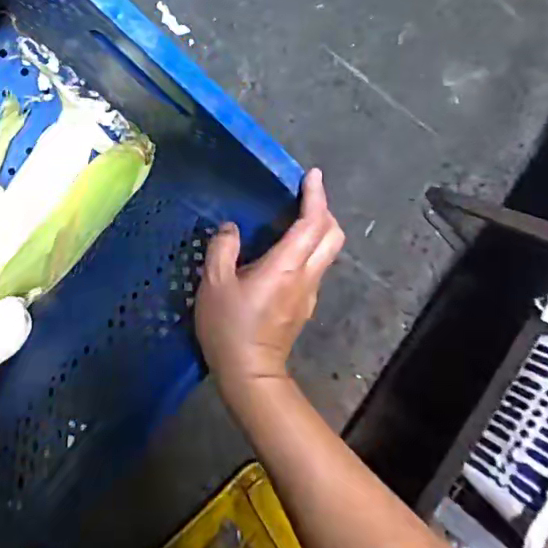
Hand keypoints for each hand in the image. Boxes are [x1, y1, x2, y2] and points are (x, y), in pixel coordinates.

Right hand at [195, 167, 344, 389]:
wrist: (249, 370)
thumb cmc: (228, 324)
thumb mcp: (214, 282)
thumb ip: (223, 249)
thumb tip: (232, 228)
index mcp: (286, 267)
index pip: (312, 225)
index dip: (315, 197)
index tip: (312, 176)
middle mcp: (306, 277)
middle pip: (332, 237)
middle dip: (324, 210)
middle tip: (304, 192)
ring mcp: (308, 292)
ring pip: (326, 251)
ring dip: (317, 228)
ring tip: (292, 214)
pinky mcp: (302, 303)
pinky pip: (312, 265)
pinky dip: (306, 246)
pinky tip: (281, 247)